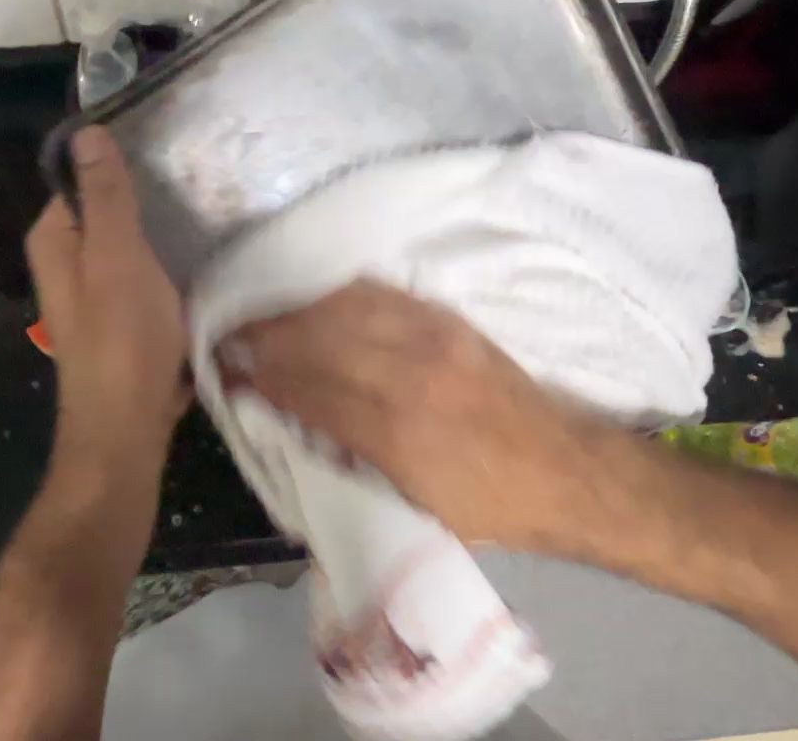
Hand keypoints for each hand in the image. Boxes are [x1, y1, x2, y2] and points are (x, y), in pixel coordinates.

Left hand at [26, 127, 189, 479]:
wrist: (128, 429)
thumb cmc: (122, 339)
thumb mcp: (117, 257)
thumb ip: (105, 196)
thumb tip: (85, 132)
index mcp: (54, 240)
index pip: (81, 177)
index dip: (120, 160)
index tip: (170, 146)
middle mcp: (67, 261)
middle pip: (107, 209)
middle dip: (149, 195)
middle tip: (201, 177)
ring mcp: (96, 291)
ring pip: (132, 242)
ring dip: (164, 230)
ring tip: (210, 207)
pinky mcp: (122, 317)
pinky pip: (146, 273)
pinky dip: (168, 264)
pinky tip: (202, 255)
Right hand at [221, 280, 621, 553]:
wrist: (570, 472)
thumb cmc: (488, 505)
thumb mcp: (411, 504)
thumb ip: (347, 456)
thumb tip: (287, 418)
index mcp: (397, 435)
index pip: (308, 392)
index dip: (261, 378)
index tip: (226, 369)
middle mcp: (410, 377)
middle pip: (318, 340)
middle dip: (265, 334)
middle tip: (228, 333)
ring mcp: (432, 340)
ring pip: (343, 308)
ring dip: (294, 307)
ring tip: (260, 310)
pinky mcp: (449, 320)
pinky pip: (380, 293)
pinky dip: (337, 292)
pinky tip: (314, 294)